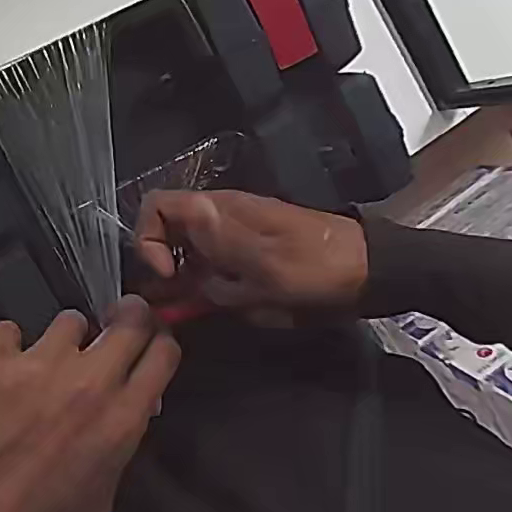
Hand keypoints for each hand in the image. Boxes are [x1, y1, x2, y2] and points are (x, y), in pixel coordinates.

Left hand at [0, 297, 180, 511]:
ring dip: (62, 341)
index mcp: (119, 423)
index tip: (149, 337)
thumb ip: (115, 445)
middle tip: (113, 323)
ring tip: (42, 368)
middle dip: (126, 318)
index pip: (162, 352)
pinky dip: (6, 348)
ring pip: (69, 320)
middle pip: (128, 320)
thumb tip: (122, 412)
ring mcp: (35, 368)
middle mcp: (84, 386)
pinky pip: (9, 330)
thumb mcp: (96, 501)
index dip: (158, 340)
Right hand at [135, 190, 367, 315]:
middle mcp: (217, 215)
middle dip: (163, 263)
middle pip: (167, 229)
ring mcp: (232, 231)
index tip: (166, 274)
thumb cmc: (311, 270)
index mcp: (216, 211)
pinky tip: (216, 300)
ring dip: (183, 275)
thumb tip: (186, 242)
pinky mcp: (246, 247)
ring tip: (193, 305)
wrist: (364, 270)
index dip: (147, 238)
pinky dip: (204, 278)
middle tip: (174, 298)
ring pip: (187, 247)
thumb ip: (217, 255)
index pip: (155, 206)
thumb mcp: (261, 269)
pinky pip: (211, 258)